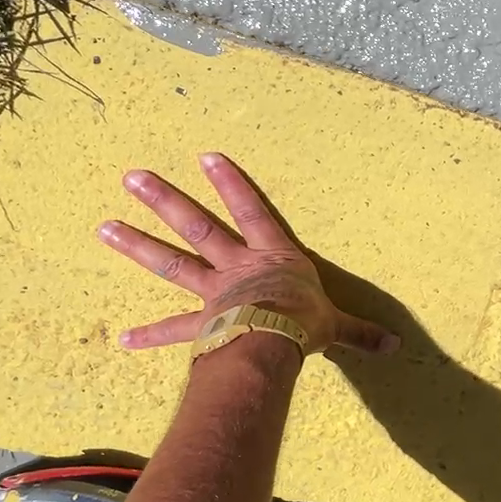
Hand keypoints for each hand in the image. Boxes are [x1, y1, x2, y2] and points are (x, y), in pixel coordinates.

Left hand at [97, 152, 399, 355]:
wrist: (272, 344)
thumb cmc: (305, 324)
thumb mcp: (338, 324)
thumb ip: (361, 332)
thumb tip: (396, 345)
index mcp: (274, 257)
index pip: (252, 211)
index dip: (231, 184)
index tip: (206, 156)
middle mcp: (238, 267)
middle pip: (198, 228)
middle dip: (166, 202)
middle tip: (131, 179)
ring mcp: (215, 292)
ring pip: (173, 263)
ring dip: (138, 245)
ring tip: (104, 226)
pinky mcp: (203, 323)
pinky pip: (175, 328)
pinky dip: (150, 334)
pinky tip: (124, 338)